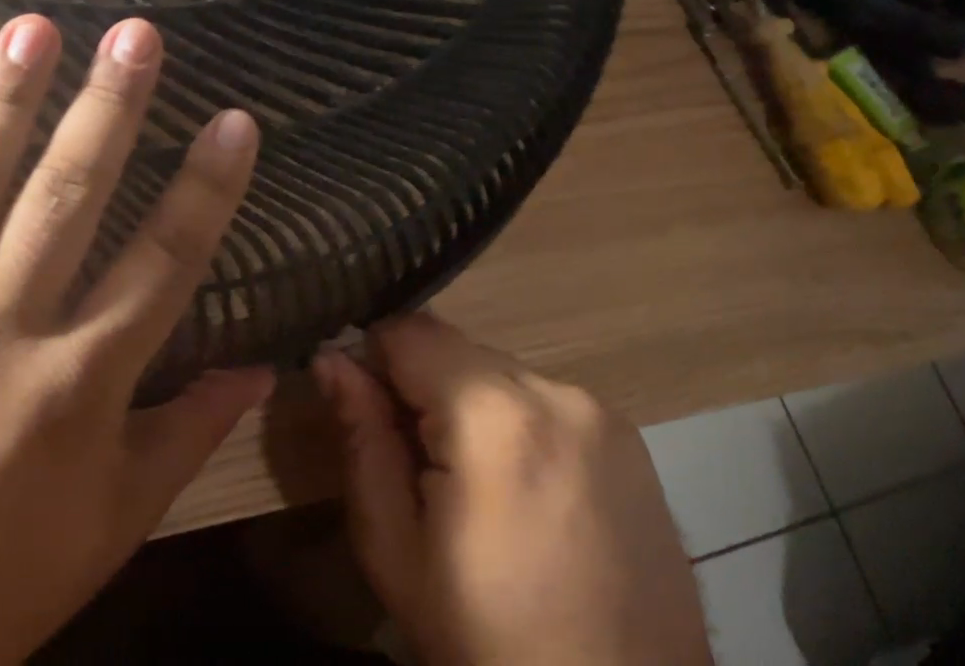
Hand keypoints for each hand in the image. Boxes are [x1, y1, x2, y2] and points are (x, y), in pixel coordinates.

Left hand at [0, 16, 273, 665]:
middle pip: (62, 203)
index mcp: (76, 389)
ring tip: (27, 30)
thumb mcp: (118, 520)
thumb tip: (260, 367)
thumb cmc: (9, 577)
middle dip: (107, 111)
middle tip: (135, 34)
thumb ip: (189, 434)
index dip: (205, 187)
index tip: (234, 119)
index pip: (161, 263)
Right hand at [314, 314, 709, 665]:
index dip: (373, 363)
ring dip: (468, 406)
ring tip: (471, 490)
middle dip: (421, 388)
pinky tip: (521, 495)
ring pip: (499, 373)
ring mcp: (605, 415)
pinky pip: (544, 402)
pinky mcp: (634, 441)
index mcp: (494, 415)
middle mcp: (558, 392)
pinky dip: (515, 424)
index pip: (408, 330)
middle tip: (415, 468)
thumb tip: (330, 359)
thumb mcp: (394, 546)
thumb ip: (361, 436)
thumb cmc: (486, 635)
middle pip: (456, 350)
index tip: (367, 418)